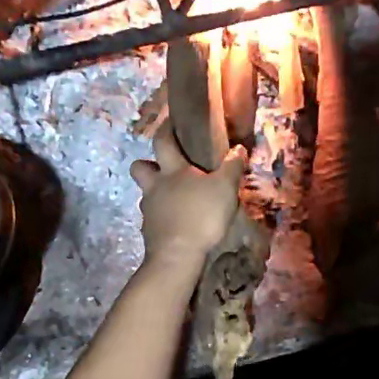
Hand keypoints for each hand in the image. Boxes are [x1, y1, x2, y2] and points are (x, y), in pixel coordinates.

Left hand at [129, 124, 244, 268]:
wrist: (177, 256)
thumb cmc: (201, 215)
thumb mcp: (225, 188)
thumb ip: (232, 167)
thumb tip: (238, 149)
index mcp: (172, 170)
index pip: (162, 141)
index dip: (166, 129)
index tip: (171, 122)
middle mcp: (155, 186)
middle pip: (140, 167)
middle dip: (148, 163)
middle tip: (164, 167)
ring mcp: (149, 210)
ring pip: (146, 194)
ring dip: (157, 193)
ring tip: (177, 200)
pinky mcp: (150, 232)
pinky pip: (154, 218)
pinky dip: (164, 217)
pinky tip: (178, 224)